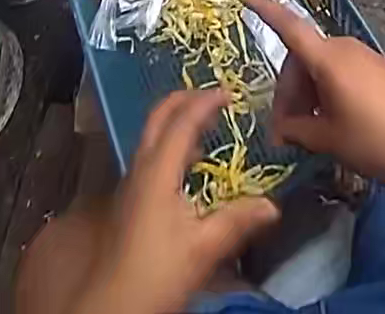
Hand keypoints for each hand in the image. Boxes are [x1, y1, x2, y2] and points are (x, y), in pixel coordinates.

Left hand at [71, 90, 279, 313]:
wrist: (111, 308)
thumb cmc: (156, 273)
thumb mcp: (203, 248)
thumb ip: (237, 221)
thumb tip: (273, 205)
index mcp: (159, 169)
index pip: (183, 120)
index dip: (207, 101)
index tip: (232, 92)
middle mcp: (142, 166)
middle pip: (160, 116)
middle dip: (186, 98)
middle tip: (215, 96)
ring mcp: (132, 181)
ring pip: (153, 133)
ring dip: (178, 119)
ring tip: (207, 123)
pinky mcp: (130, 198)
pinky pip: (152, 153)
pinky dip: (172, 142)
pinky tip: (190, 165)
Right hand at [244, 0, 384, 188]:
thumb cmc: (379, 139)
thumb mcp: (331, 140)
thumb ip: (299, 130)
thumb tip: (284, 127)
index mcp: (328, 58)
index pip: (290, 28)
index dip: (267, 12)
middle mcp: (343, 48)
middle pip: (301, 58)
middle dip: (288, 91)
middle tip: (285, 132)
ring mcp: (362, 57)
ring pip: (320, 68)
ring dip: (307, 95)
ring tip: (308, 135)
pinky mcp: (376, 69)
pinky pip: (339, 73)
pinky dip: (326, 94)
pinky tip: (331, 125)